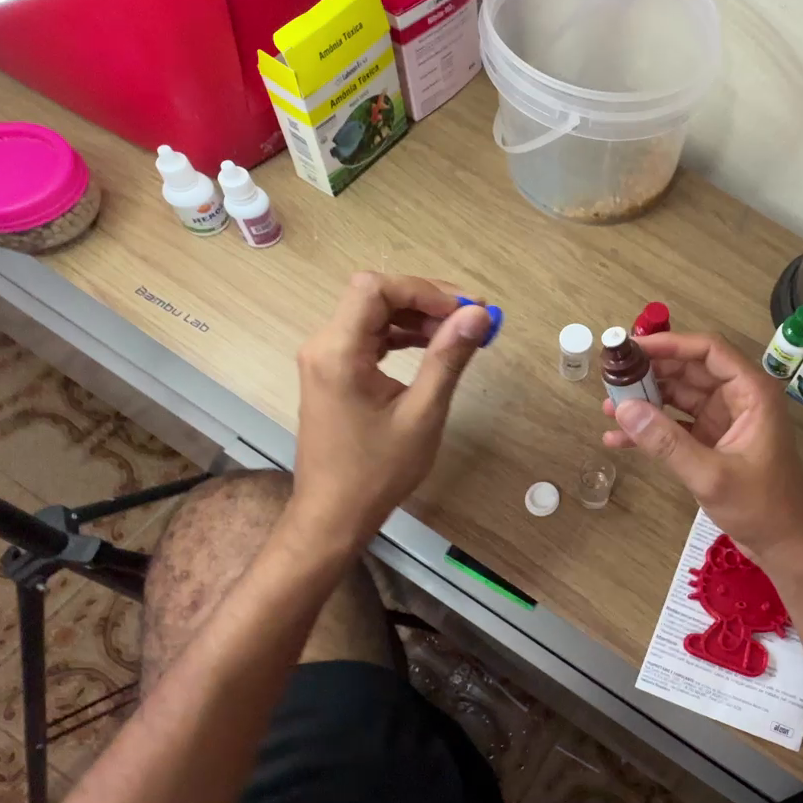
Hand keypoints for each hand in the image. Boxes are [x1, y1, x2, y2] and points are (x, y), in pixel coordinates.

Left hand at [289, 272, 491, 551]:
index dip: (424, 290)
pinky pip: (368, 336)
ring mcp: (325, 358)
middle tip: (472, 318)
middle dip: (426, 301)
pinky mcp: (333, 371)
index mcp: (339, 352)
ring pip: (373, 313)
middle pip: (375, 296)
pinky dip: (402, 335)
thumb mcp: (423, 413)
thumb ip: (448, 357)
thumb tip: (478, 314)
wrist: (335, 513)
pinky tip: (432, 347)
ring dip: (417, 317)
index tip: (464, 310)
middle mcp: (324, 345)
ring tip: (459, 334)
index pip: (376, 288)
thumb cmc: (379, 470)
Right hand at [603, 333, 802, 568]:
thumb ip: (667, 442)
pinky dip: (653, 428)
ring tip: (607, 406)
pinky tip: (618, 438)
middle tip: (611, 376)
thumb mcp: (711, 475)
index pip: (708, 351)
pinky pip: (678, 423)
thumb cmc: (761, 506)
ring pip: (680, 395)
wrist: (784, 544)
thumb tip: (623, 409)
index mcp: (752, 392)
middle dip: (651, 372)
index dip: (669, 344)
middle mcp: (739, 397)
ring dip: (647, 400)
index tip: (631, 348)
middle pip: (690, 369)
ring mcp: (725, 418)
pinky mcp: (714, 439)